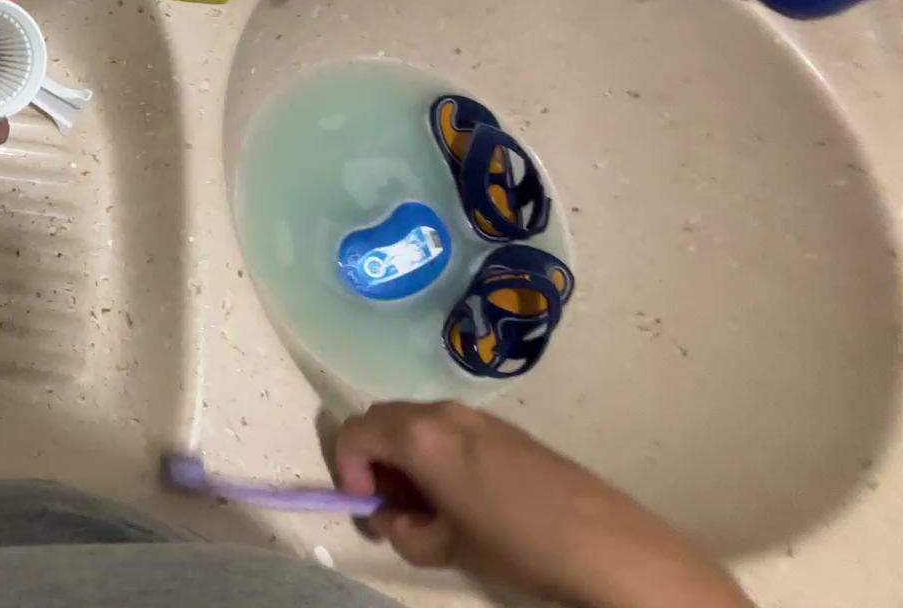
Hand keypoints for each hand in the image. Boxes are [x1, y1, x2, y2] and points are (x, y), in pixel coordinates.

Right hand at [334, 401, 752, 607]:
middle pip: (378, 420)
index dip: (347, 470)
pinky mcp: (504, 429)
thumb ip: (403, 532)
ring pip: (413, 422)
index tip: (367, 507)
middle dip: (373, 459)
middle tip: (394, 505)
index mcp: (415, 435)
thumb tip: (391, 520)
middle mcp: (437, 412)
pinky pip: (447, 429)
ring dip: (405, 455)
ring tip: (432, 503)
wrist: (616, 550)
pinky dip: (436, 452)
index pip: (352, 434)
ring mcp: (474, 417)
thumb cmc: (519, 547)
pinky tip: (469, 495)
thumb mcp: (448, 548)